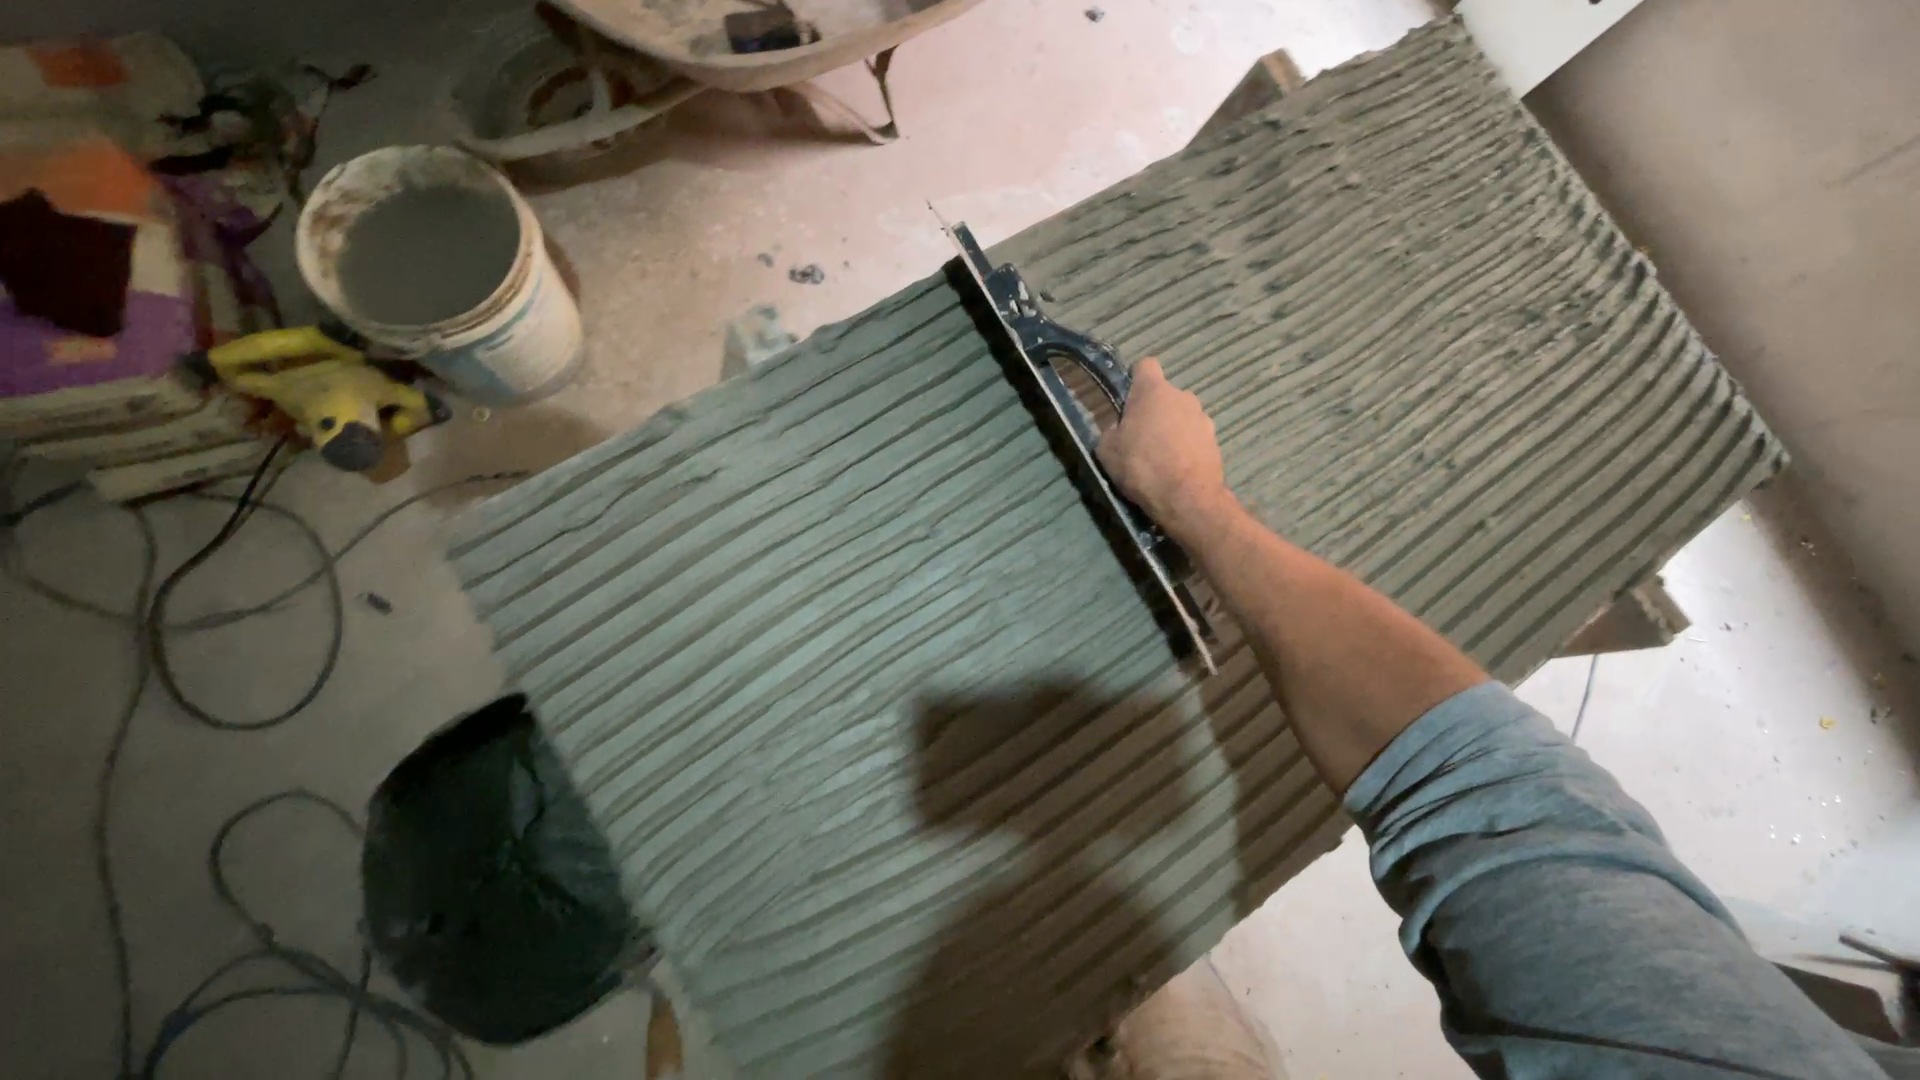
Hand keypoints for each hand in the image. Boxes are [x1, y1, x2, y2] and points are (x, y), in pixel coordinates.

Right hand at [1095, 358, 1232, 537]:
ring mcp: (1203, 417)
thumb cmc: (1141, 466)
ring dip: (1172, 429)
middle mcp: (1182, 396)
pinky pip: (1194, 437)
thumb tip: (1119, 429)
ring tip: (1160, 458)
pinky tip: (1176, 469)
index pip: (1145, 365)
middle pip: (1164, 395)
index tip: (1128, 401)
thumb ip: (1111, 431)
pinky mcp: (1215, 440)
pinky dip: (1186, 447)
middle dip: (1154, 411)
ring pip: (1181, 416)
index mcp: (1153, 391)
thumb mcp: (1106, 450)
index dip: (1135, 380)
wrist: (1186, 497)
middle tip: (1140, 438)